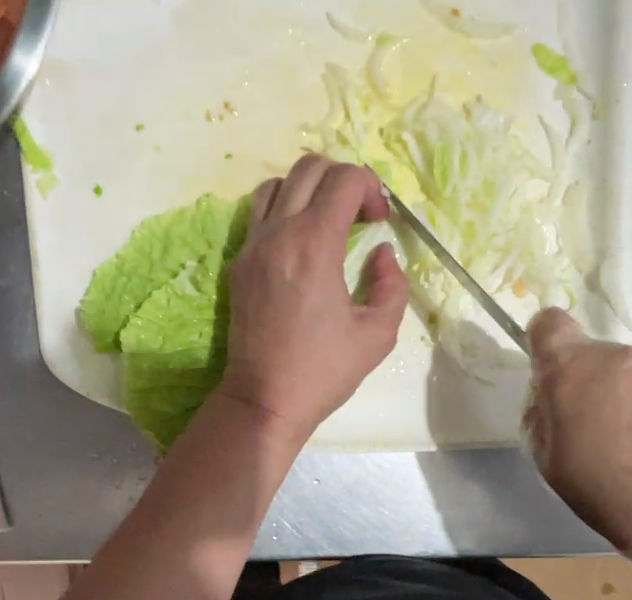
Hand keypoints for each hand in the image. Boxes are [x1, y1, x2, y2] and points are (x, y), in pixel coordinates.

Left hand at [217, 155, 410, 443]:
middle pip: (310, 167)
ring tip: (327, 223)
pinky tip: (300, 243)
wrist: (264, 399)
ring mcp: (252, 246)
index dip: (372, 188)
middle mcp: (279, 233)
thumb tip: (381, 254)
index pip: (345, 178)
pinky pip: (259, 213)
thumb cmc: (324, 372)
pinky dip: (283, 210)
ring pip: (277, 183)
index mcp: (315, 244)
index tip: (380, 221)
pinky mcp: (239, 264)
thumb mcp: (378, 334)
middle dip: (342, 180)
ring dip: (308, 190)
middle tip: (358, 216)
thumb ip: (392, 284)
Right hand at [524, 308, 631, 599]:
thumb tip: (549, 401)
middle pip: (604, 360)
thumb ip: (545, 420)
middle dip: (603, 389)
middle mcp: (626, 354)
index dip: (547, 344)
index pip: (549, 326)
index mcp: (575, 370)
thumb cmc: (611, 491)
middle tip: (610, 437)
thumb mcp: (553, 464)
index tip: (553, 372)